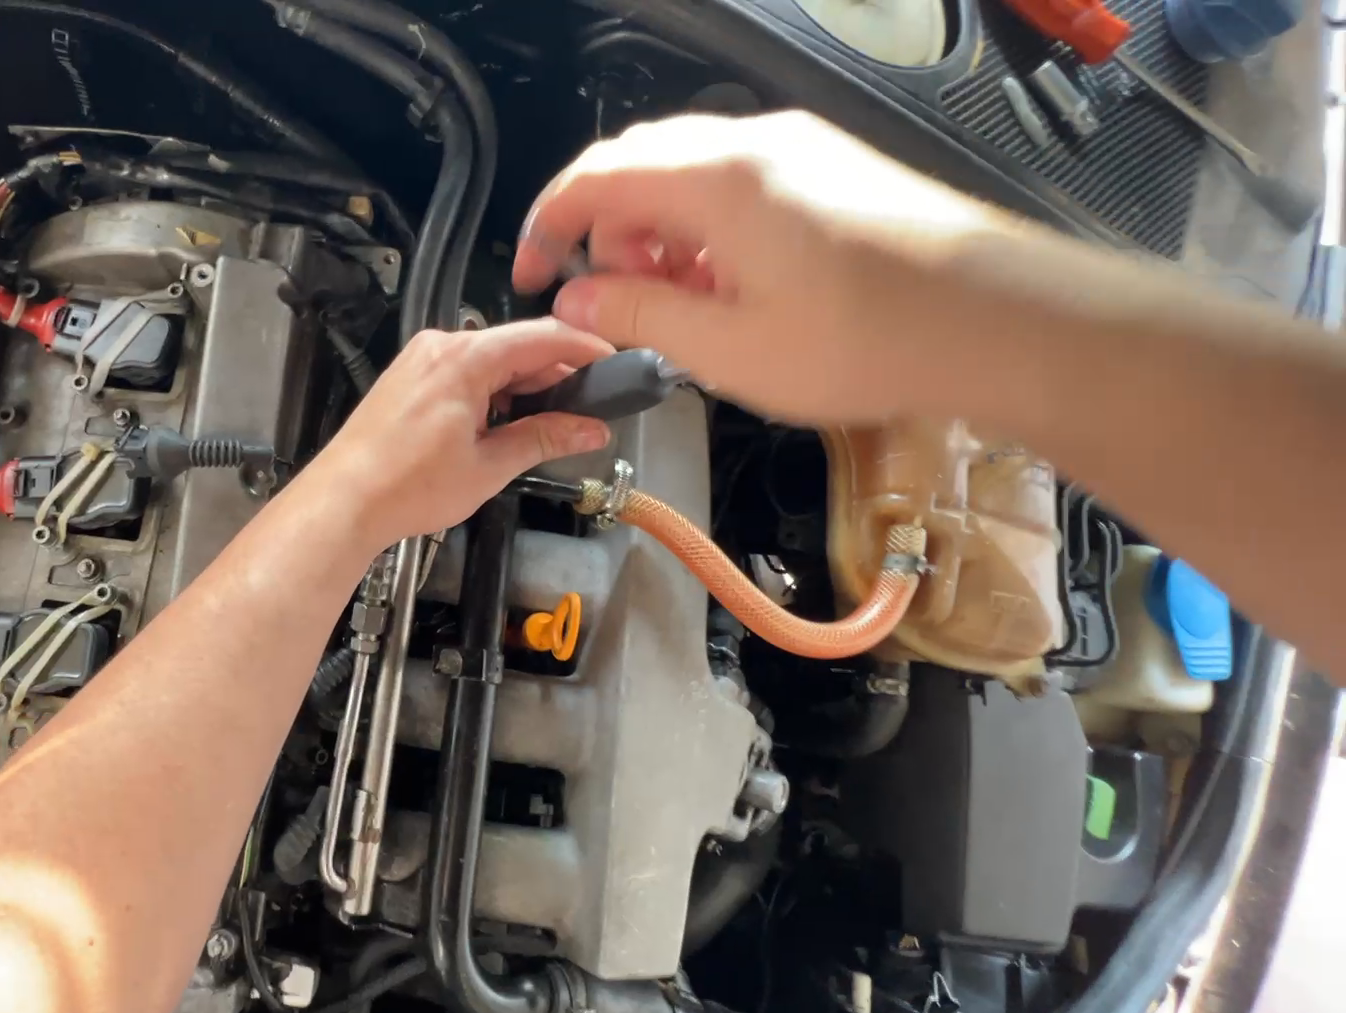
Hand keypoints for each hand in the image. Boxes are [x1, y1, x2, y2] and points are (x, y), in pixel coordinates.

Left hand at [299, 319, 614, 549]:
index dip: (585, 349)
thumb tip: (589, 430)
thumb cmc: (405, 486)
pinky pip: (462, 371)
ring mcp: (419, 360)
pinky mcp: (408, 378)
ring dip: (521, 385)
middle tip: (585, 408)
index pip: (543, 337)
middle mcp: (439, 347)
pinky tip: (501, 422)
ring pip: (489, 360)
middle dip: (554, 374)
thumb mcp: (488, 466)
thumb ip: (544, 439)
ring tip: (545, 424)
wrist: (343, 501)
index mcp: (464, 359)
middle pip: (516, 345)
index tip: (613, 365)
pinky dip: (490, 390)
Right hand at [513, 111, 1023, 425]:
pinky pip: (730, 189)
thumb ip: (636, 313)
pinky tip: (721, 289)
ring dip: (653, 241)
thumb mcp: (724, 347)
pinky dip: (698, 236)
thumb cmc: (863, 342)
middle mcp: (753, 146)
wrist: (1001, 324)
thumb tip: (575, 296)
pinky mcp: (823, 172)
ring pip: (682, 179)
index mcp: (718, 180)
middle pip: (635, 170)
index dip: (545, 225)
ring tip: (674, 309)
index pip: (595, 178)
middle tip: (613, 305)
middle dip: (604, 238)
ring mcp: (794, 151)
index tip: (529, 273)